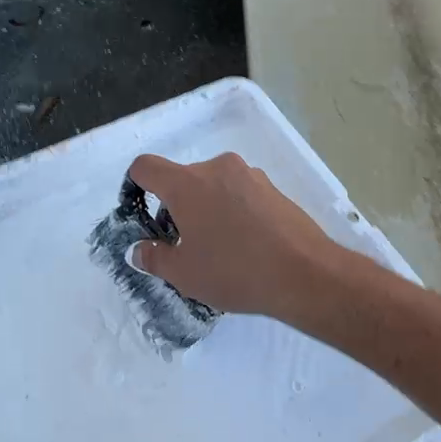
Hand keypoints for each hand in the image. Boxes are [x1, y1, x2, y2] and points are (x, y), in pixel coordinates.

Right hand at [128, 152, 361, 321]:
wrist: (306, 274)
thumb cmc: (235, 271)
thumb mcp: (184, 274)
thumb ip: (154, 258)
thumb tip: (139, 250)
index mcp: (187, 184)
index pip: (146, 167)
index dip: (135, 185)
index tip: (142, 214)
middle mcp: (217, 169)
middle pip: (182, 179)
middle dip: (176, 208)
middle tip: (184, 245)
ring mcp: (249, 176)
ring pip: (213, 186)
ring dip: (207, 210)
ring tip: (219, 249)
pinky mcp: (273, 189)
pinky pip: (240, 194)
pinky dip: (234, 213)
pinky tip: (246, 247)